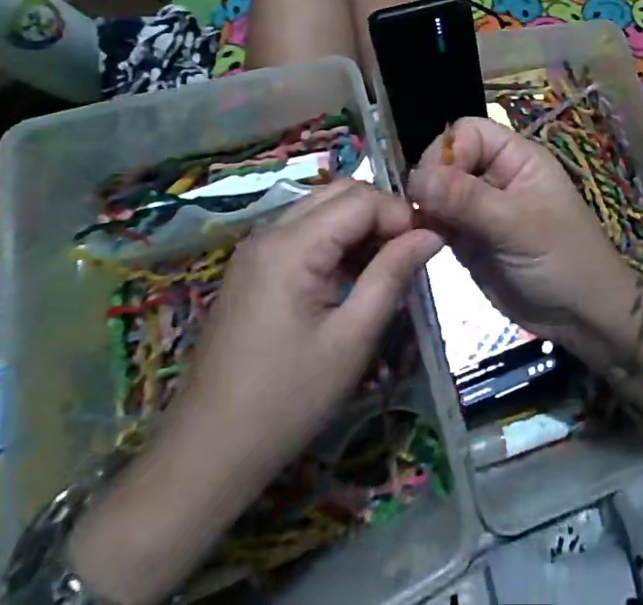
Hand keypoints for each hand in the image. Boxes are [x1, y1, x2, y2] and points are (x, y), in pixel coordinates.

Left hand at [179, 182, 442, 469]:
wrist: (210, 450)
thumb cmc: (289, 398)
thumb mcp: (353, 337)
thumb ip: (392, 274)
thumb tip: (431, 234)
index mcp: (291, 246)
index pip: (361, 199)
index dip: (401, 216)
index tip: (429, 248)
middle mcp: (269, 233)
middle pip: (340, 193)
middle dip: (382, 213)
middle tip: (410, 255)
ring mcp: (255, 250)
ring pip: (321, 209)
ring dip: (359, 226)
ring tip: (386, 267)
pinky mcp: (252, 269)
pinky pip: (302, 232)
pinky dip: (335, 241)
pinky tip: (351, 278)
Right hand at [408, 118, 624, 334]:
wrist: (581, 316)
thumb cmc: (563, 260)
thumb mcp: (518, 225)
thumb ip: (467, 199)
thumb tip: (416, 177)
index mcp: (516, 158)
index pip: (468, 132)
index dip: (447, 152)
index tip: (434, 186)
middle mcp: (494, 176)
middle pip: (446, 160)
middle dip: (429, 181)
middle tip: (421, 213)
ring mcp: (478, 208)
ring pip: (436, 192)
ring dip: (422, 207)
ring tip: (415, 230)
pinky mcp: (466, 238)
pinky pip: (436, 222)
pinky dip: (424, 229)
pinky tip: (418, 242)